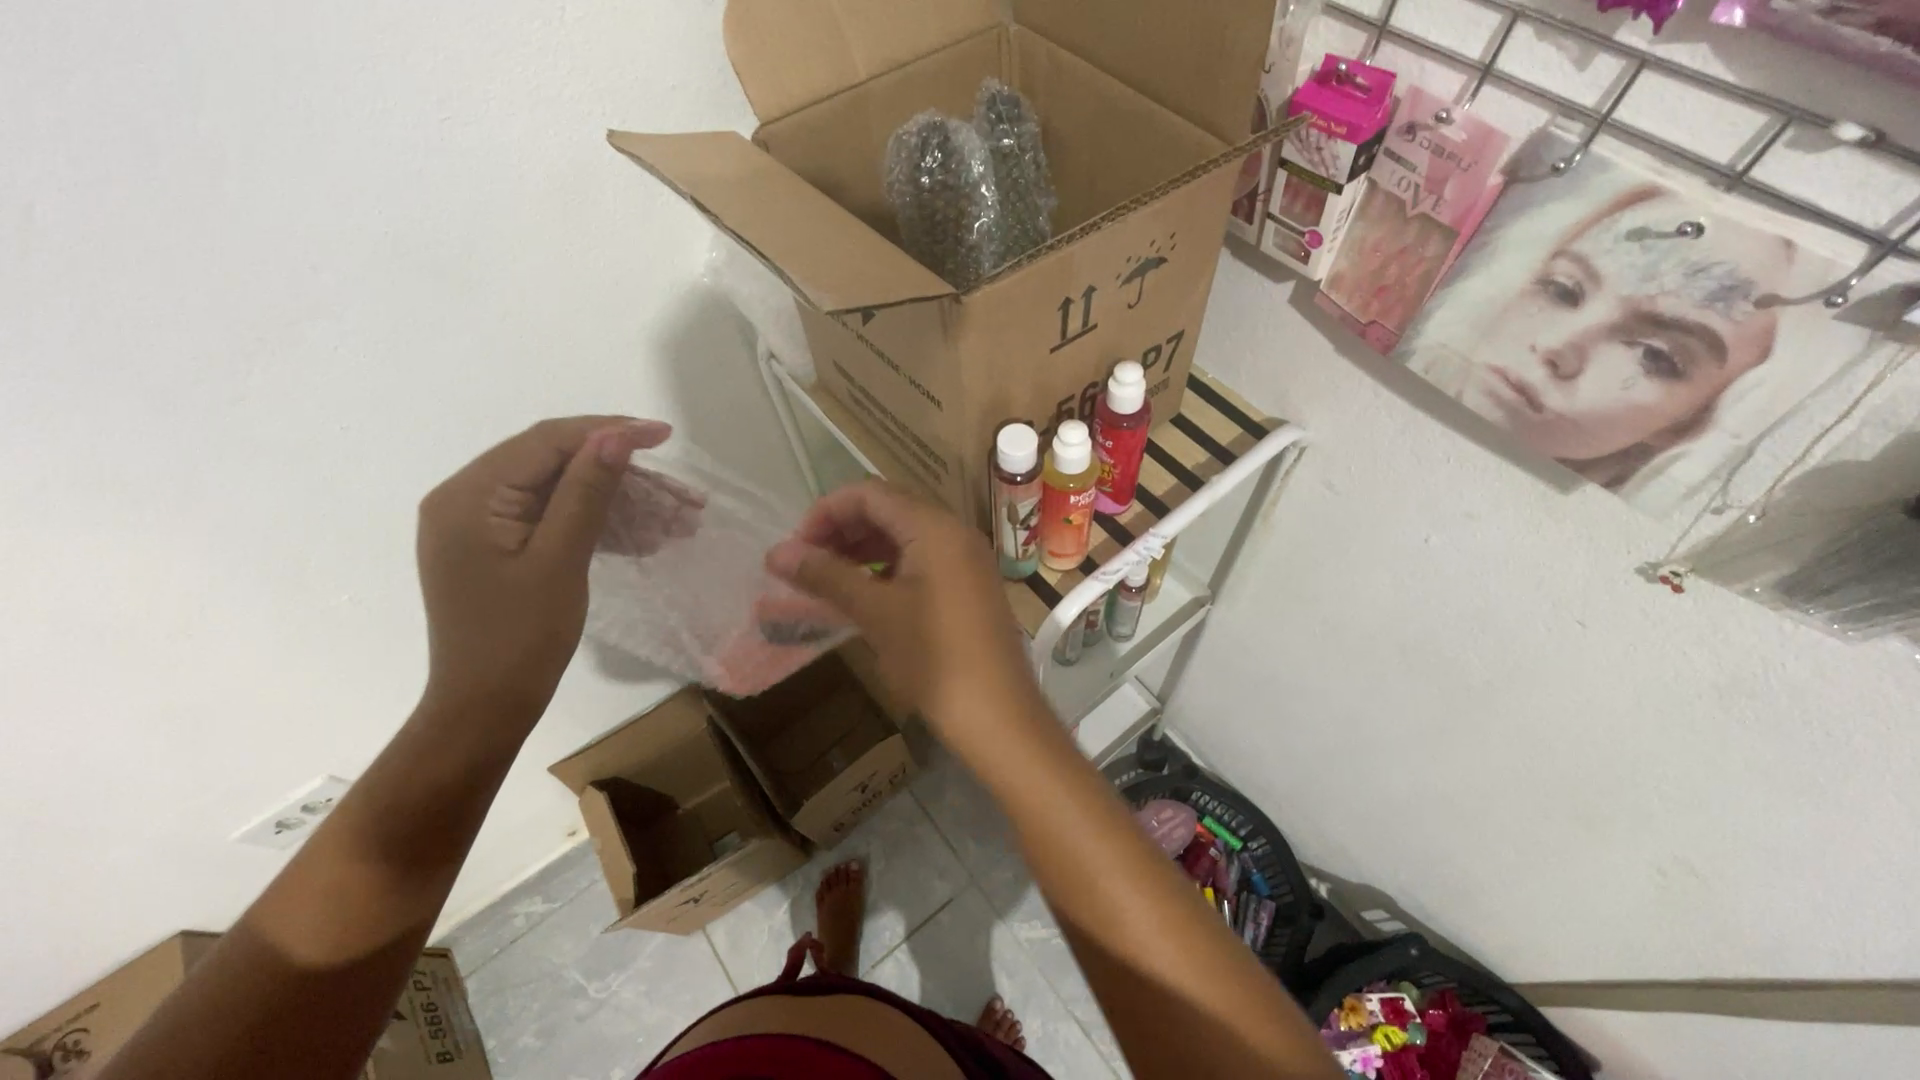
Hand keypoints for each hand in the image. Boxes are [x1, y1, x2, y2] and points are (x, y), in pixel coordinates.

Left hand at [416, 416, 671, 721]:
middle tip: (682, 495)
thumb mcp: (560, 561)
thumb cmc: (519, 639)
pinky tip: (644, 541)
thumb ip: (586, 493)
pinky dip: (596, 526)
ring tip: (677, 523)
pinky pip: (552, 519)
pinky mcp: (496, 546)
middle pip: (555, 464)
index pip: (546, 442)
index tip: (664, 436)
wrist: (484, 708)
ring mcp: (480, 524)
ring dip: (618, 504)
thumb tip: (615, 436)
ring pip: (560, 492)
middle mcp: (465, 498)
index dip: (608, 432)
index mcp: (468, 496)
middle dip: (622, 474)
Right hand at [764, 481, 1040, 734]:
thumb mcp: (875, 613)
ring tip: (826, 582)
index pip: (869, 493)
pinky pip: (920, 561)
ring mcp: (965, 560)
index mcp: (934, 527)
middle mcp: (954, 532)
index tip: (794, 548)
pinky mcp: (968, 588)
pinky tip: (861, 597)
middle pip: (887, 510)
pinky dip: (885, 570)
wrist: (998, 715)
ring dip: (861, 551)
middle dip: (841, 531)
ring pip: (903, 537)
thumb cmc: (935, 659)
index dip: (825, 512)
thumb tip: (776, 553)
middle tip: (805, 566)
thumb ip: (826, 576)